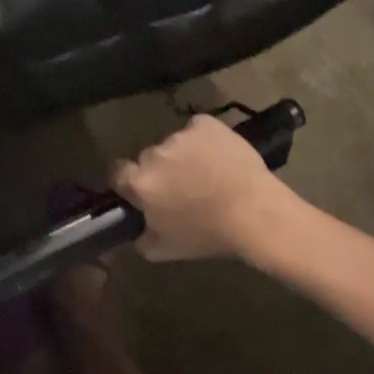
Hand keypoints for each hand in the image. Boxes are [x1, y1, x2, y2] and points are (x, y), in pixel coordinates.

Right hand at [112, 114, 295, 260]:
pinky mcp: (204, 123)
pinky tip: (219, 156)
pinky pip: (196, 129)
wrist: (256, 214)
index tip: (143, 190)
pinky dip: (203, 140)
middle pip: (147, 158)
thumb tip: (137, 230)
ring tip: (207, 172)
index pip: (117, 172)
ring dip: (182, 155)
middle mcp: (154, 154)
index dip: (128, 181)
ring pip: (173, 144)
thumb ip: (141, 238)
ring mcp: (180, 136)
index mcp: (139, 183)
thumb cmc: (208, 235)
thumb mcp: (165, 250)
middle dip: (159, 169)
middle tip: (181, 186)